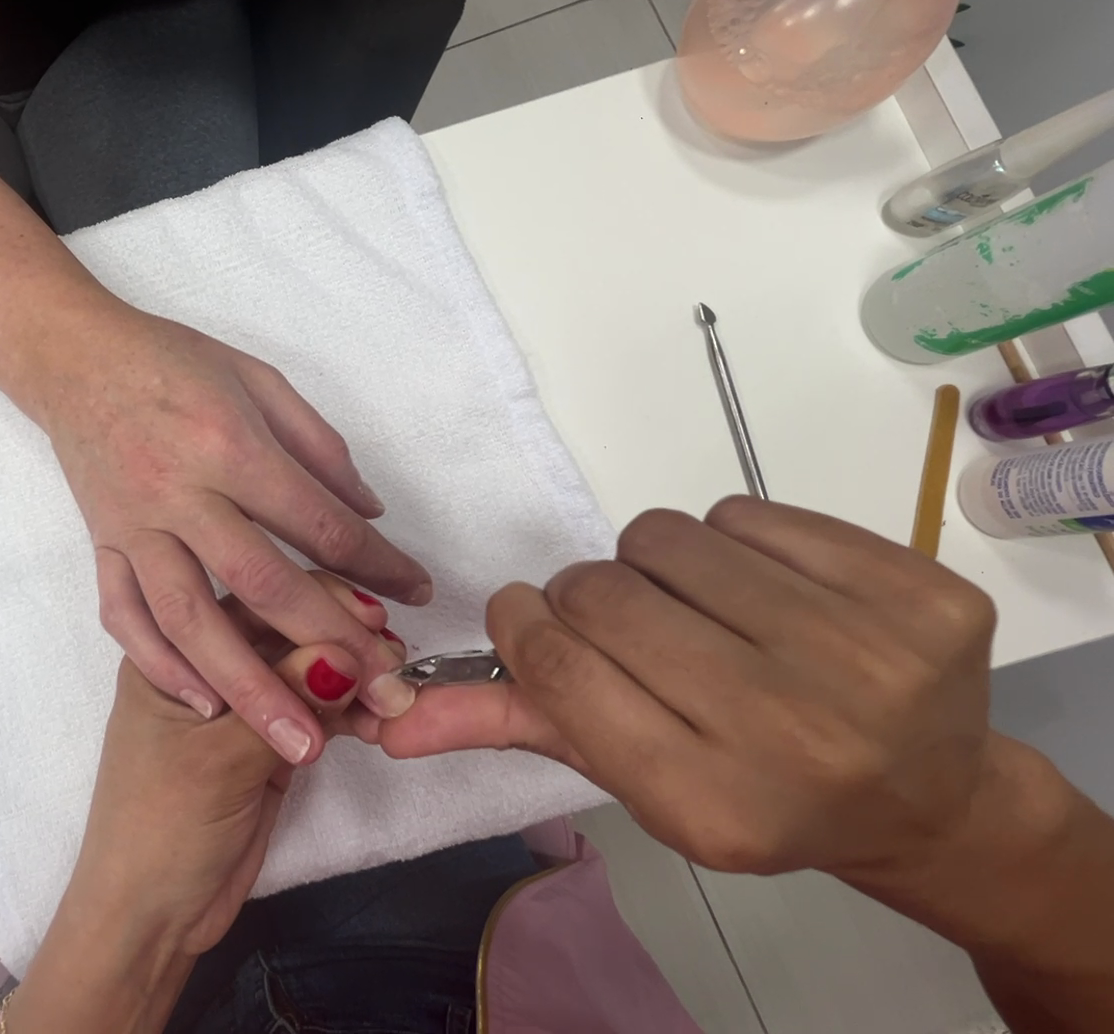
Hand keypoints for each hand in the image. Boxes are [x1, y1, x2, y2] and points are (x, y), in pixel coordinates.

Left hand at [6, 581, 395, 1032]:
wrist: (153, 915)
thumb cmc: (163, 824)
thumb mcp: (219, 758)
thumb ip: (283, 702)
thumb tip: (350, 654)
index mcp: (172, 653)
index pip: (248, 607)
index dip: (310, 605)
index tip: (371, 619)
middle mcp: (207, 667)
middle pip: (282, 635)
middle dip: (340, 641)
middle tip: (395, 656)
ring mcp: (240, 706)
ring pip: (305, 674)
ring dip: (353, 679)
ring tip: (398, 691)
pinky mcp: (267, 742)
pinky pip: (314, 713)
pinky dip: (348, 712)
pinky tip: (380, 715)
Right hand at [29, 304, 429, 762]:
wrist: (73, 358)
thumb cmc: (172, 361)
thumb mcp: (258, 379)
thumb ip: (317, 447)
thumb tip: (367, 512)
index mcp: (228, 443)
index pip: (318, 521)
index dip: (375, 562)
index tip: (414, 593)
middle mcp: (180, 494)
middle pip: (260, 585)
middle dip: (325, 644)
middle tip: (379, 693)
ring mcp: (133, 528)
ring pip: (190, 621)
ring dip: (247, 687)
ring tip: (299, 745)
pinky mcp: (101, 546)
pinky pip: (124, 616)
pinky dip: (161, 665)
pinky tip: (204, 703)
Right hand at [380, 497, 993, 878]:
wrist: (925, 800)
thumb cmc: (741, 789)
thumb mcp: (618, 775)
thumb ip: (508, 727)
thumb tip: (388, 720)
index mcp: (705, 798)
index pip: (556, 663)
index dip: (522, 624)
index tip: (531, 618)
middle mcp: (791, 735)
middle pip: (600, 593)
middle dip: (586, 598)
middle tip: (623, 627)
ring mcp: (870, 661)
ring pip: (661, 537)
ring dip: (650, 565)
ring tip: (690, 608)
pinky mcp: (923, 596)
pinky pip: (742, 512)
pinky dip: (724, 540)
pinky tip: (761, 591)